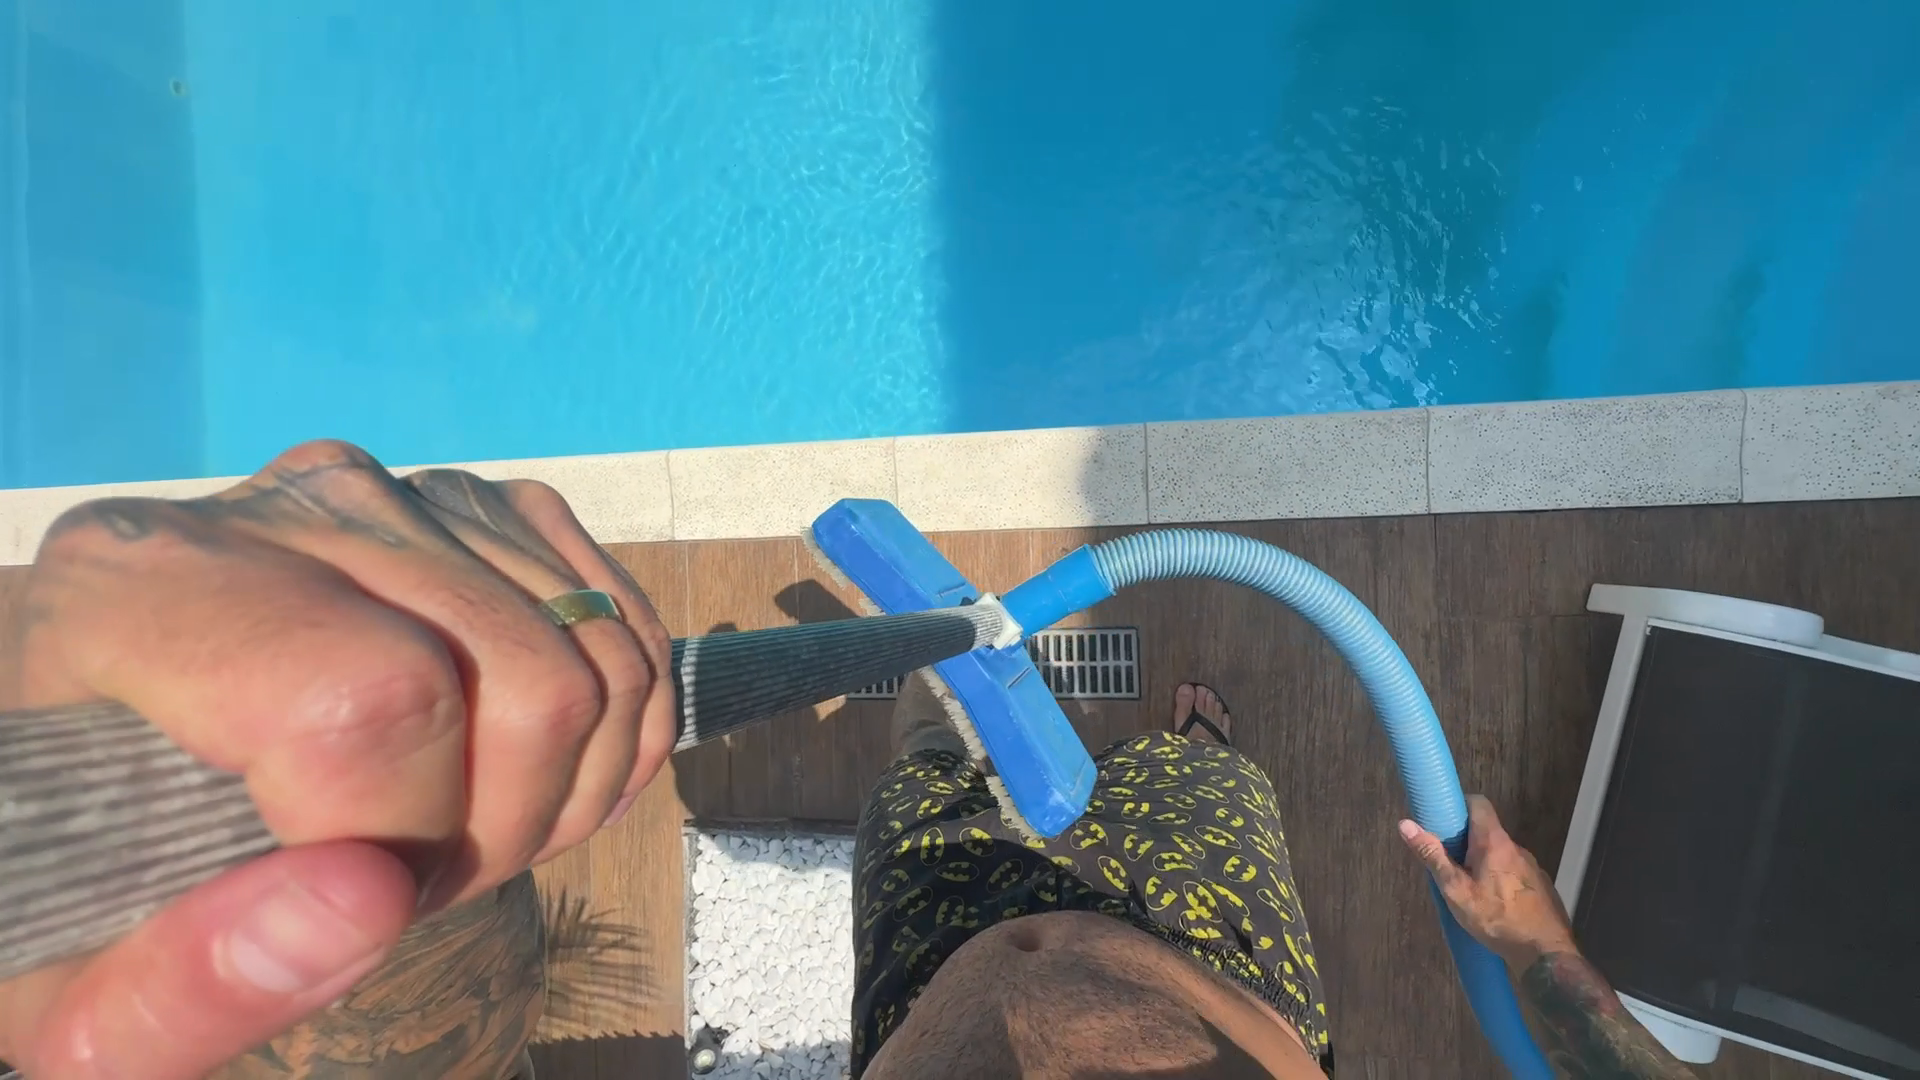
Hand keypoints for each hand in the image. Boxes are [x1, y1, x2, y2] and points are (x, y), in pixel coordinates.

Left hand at [0, 440, 676, 1078]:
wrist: (160, 708)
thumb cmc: (94, 849)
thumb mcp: (63, 989)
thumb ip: (183, 985)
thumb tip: (373, 905)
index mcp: (153, 583)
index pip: (378, 701)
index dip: (411, 831)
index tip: (369, 898)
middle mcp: (321, 503)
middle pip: (535, 685)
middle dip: (517, 824)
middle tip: (438, 877)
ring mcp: (443, 497)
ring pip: (610, 661)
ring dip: (580, 783)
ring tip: (487, 822)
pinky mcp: (523, 513)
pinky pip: (639, 631)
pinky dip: (628, 724)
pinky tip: (552, 764)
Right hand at [1397, 794, 1576, 969]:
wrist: (1547, 958)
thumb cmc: (1496, 919)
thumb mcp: (1455, 889)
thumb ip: (1432, 855)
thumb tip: (1405, 824)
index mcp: (1494, 842)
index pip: (1479, 803)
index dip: (1460, 804)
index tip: (1443, 818)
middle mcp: (1516, 848)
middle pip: (1486, 830)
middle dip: (1465, 839)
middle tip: (1448, 860)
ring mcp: (1533, 868)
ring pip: (1500, 853)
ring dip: (1483, 861)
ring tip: (1469, 886)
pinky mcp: (1542, 887)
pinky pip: (1514, 871)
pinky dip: (1500, 877)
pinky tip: (1494, 902)